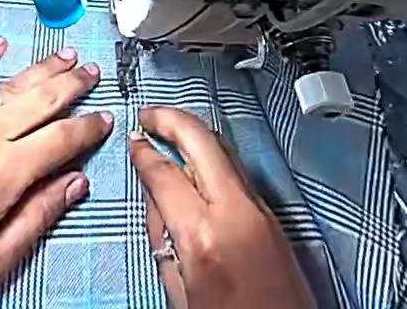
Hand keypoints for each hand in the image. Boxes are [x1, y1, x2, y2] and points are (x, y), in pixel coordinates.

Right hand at [130, 107, 316, 308]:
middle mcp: (234, 212)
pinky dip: (212, 155)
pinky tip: (196, 163)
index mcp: (202, 236)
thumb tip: (155, 192)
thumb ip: (162, 235)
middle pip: (199, 139)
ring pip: (222, 147)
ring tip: (168, 131)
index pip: (164, 172)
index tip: (133, 140)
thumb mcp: (178, 292)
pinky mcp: (274, 218)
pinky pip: (235, 171)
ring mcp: (260, 211)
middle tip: (148, 115)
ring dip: (192, 133)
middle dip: (169, 118)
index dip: (142, 151)